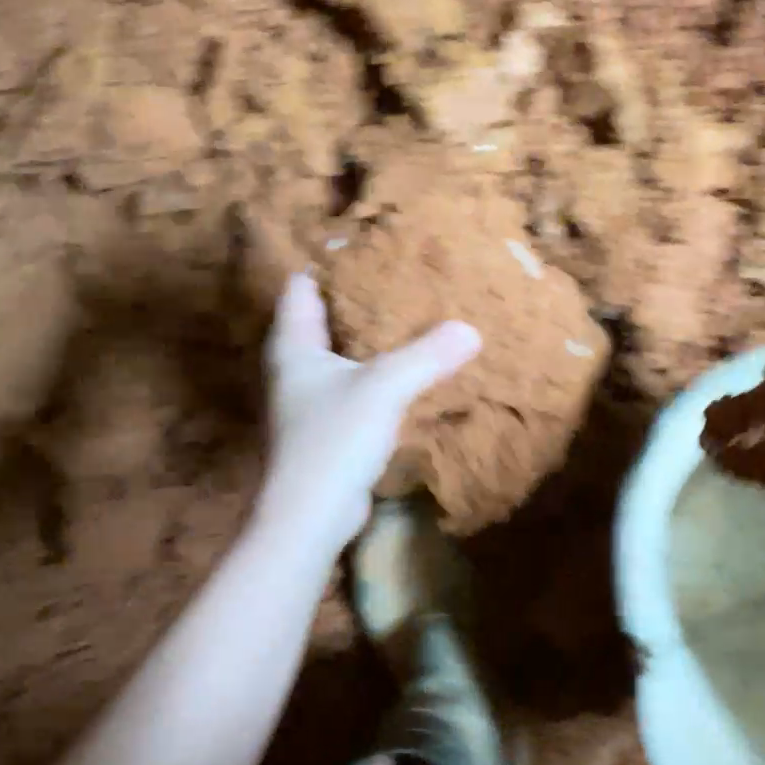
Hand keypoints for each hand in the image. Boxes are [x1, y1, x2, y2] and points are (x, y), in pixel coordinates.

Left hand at [256, 273, 480, 549]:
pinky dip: (372, 375)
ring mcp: (307, 403)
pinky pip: (350, 388)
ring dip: (362, 340)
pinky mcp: (325, 431)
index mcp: (292, 348)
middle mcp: (293, 370)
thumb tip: (471, 329)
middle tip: (390, 276)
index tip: (356, 245)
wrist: (309, 518)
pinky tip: (401, 373)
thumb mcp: (385, 387)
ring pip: (335, 357)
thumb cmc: (333, 440)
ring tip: (401, 317)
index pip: (299, 290)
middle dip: (349, 300)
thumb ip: (427, 355)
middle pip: (317, 321)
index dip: (323, 265)